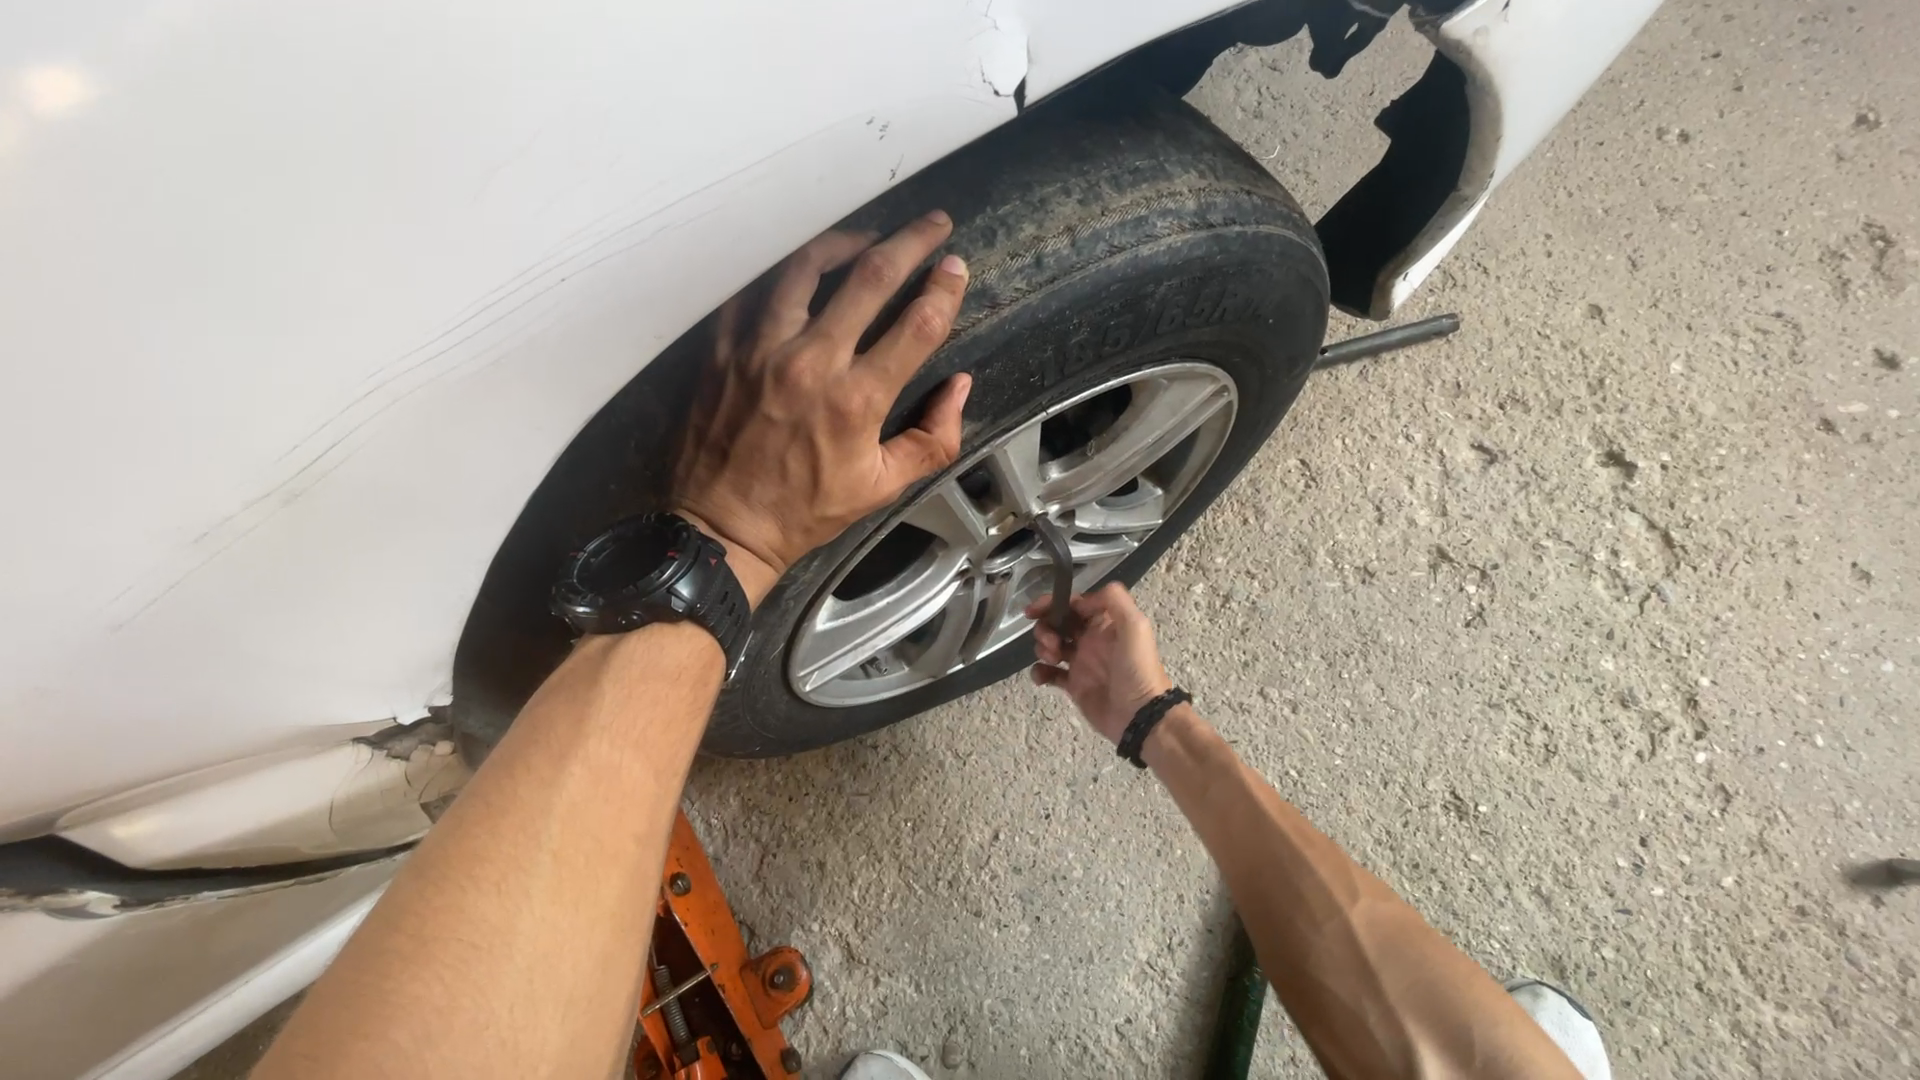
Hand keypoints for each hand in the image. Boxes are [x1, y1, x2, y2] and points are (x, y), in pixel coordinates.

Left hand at [674, 211, 972, 581]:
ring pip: (807, 267)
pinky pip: (754, 288)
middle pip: (870, 278)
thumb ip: (933, 438)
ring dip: (846, 242)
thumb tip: (960, 385)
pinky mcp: (723, 348)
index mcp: (857, 399)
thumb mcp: (883, 488)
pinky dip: (783, 271)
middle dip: (911, 242)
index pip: (915, 325)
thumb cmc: (807, 511)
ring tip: (868, 237)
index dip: (944, 289)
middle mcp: (811, 361)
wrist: (722, 526)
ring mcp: (760, 348)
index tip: (957, 266)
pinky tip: (802, 269)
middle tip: (934, 224)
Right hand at [1026, 583, 1173, 743]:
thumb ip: (1112, 599)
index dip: (1052, 603)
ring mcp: (1080, 662)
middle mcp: (1091, 639)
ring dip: (1042, 647)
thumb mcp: (1134, 625)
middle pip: (1057, 623)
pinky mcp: (1073, 685)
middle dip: (1046, 627)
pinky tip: (1041, 676)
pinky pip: (1048, 673)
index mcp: (1104, 623)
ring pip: (1050, 645)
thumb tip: (1079, 602)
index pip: (1073, 604)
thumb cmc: (1137, 668)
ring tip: (1052, 659)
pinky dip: (1039, 672)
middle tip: (1052, 642)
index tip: (1035, 611)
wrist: (1139, 714)